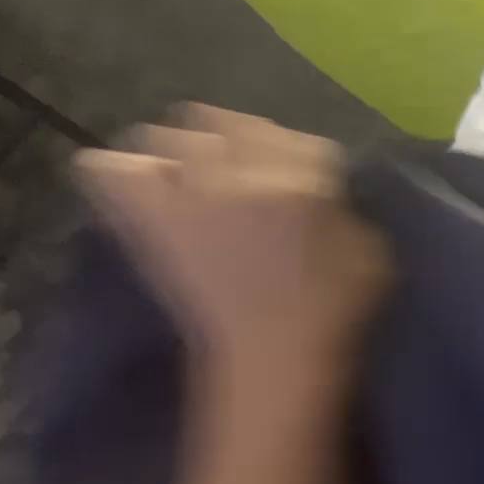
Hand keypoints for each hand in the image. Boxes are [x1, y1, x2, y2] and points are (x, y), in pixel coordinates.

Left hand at [73, 105, 389, 401]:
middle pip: (232, 124)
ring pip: (168, 137)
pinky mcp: (143, 216)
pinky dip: (129, 173)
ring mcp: (181, 191)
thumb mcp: (374, 258)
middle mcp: (235, 174)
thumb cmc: (340, 314)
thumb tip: (325, 193)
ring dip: (189, 156)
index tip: (321, 188)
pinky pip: (109, 166)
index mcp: (301, 184)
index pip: (307, 144)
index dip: (315, 165)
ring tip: (205, 185)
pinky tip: (157, 193)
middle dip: (248, 143)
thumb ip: (346, 212)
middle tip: (261, 178)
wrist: (281, 359)